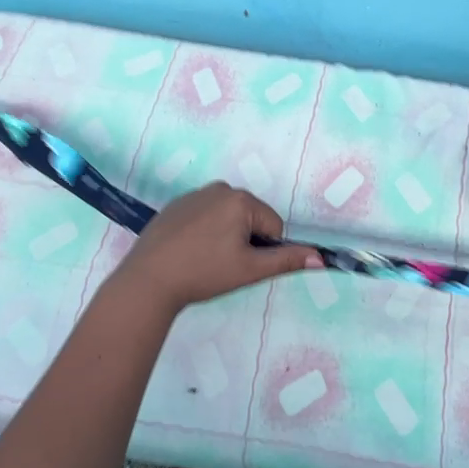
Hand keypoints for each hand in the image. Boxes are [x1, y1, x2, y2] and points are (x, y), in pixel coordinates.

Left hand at [111, 182, 319, 312]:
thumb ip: (286, 260)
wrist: (148, 279)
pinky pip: (204, 216)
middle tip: (222, 264)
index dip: (261, 249)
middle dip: (244, 240)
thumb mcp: (250, 270)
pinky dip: (203, 231)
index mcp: (242, 200)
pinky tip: (188, 251)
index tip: (239, 264)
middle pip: (250, 218)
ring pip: (227, 217)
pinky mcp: (176, 205)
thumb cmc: (204, 273)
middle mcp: (221, 188)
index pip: (272, 225)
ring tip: (204, 259)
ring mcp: (196, 194)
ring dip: (224, 235)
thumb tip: (320, 258)